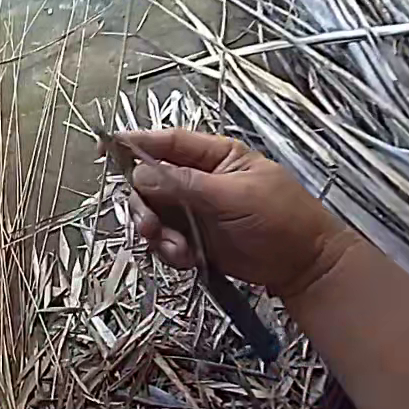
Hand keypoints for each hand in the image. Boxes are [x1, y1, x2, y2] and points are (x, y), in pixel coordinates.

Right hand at [117, 128, 360, 300]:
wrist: (303, 266)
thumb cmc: (281, 218)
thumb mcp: (234, 196)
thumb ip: (186, 185)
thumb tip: (140, 175)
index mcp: (213, 156)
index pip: (168, 142)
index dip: (136, 143)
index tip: (106, 148)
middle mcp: (196, 180)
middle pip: (149, 182)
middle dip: (144, 205)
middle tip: (148, 227)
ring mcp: (192, 210)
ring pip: (153, 214)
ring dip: (156, 234)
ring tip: (176, 250)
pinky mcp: (191, 238)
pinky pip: (164, 240)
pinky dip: (169, 251)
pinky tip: (187, 259)